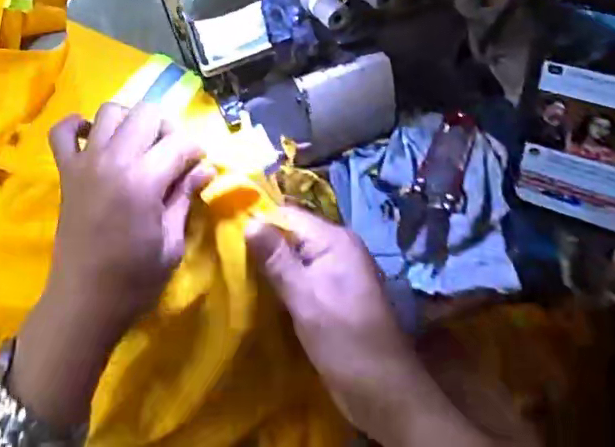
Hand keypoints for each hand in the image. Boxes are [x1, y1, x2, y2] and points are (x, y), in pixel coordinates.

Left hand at [8, 102, 213, 429]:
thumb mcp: (171, 244)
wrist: (84, 301)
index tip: (199, 163)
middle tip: (172, 153)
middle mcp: (113, 159)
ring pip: (109, 111)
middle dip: (166, 127)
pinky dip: (77, 126)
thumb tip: (204, 168)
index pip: (178, 142)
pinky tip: (93, 136)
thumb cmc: (134, 280)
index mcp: (143, 180)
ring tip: (138, 145)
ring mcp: (85, 161)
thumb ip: (184, 198)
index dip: (195, 149)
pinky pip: (62, 132)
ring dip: (129, 120)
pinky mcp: (66, 171)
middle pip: (145, 113)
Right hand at [247, 207, 489, 446]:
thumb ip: (276, 259)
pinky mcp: (335, 296)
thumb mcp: (305, 299)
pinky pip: (302, 277)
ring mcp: (338, 273)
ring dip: (271, 266)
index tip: (225, 233)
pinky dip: (284, 283)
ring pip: (294, 257)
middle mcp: (338, 248)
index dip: (256, 221)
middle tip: (226, 255)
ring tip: (238, 273)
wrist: (389, 400)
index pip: (286, 214)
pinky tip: (263, 293)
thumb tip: (248, 221)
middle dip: (262, 245)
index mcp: (334, 240)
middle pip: (290, 233)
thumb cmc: (346, 342)